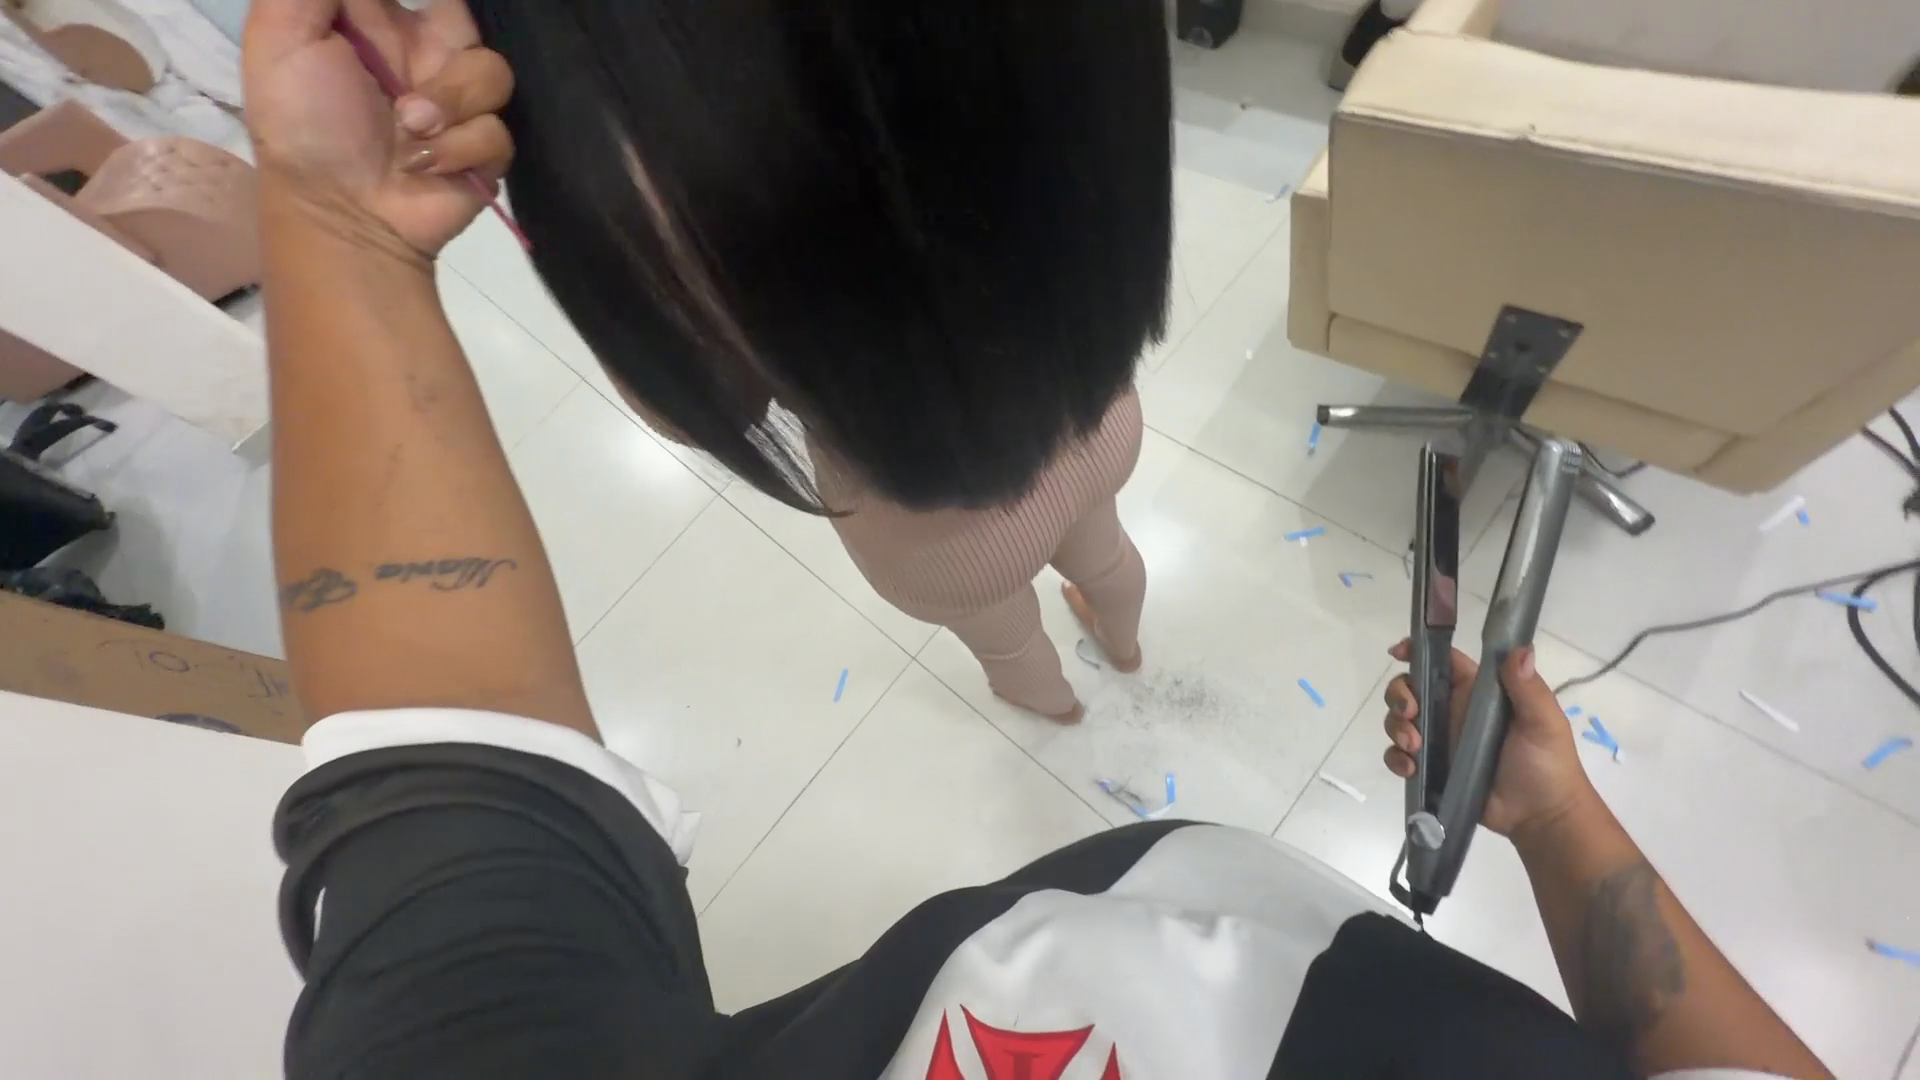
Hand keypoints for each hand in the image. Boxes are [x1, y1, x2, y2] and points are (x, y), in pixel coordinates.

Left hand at [242, 0, 512, 256]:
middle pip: (472, 20)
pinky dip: (458, 149)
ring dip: (451, 103)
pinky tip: (426, 164)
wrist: (343, 210)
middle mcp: (428, 57)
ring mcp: (463, 106)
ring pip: (494, 74)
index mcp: (380, 19)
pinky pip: (497, 132)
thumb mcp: (283, 31)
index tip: (430, 7)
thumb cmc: (303, 121)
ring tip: (410, 129)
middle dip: (452, 43)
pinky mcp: (487, 151)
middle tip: (413, 70)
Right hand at [1381, 642, 1596, 841]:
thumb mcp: (1544, 723)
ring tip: (1414, 747)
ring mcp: (1437, 739)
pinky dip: (1395, 758)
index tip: (1398, 653)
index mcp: (1475, 693)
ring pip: (1397, 719)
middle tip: (1411, 714)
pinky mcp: (1429, 766)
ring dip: (1395, 728)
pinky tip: (1411, 769)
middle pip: (1408, 687)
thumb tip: (1519, 649)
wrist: (1541, 817)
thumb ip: (1528, 688)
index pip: (1441, 660)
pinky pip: (1396, 754)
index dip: (1416, 650)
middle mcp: (1450, 710)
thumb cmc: (1547, 764)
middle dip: (1398, 695)